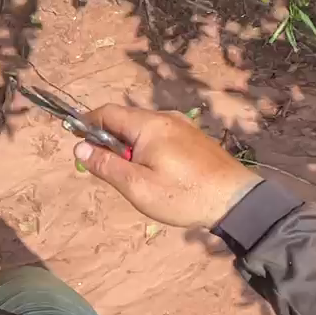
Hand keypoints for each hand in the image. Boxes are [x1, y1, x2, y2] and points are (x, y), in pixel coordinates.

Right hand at [73, 105, 260, 229]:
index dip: (86, 124)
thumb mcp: (137, 185)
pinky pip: (159, 136)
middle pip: (124, 120)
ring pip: (141, 130)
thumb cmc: (183, 195)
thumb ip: (105, 165)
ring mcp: (182, 126)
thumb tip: (79, 148)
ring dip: (128, 147)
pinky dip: (145, 149)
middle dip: (108, 141)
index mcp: (149, 124)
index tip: (77, 144)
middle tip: (107, 170)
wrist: (238, 202)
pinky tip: (154, 174)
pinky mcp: (193, 138)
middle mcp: (165, 118)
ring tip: (133, 177)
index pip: (106, 112)